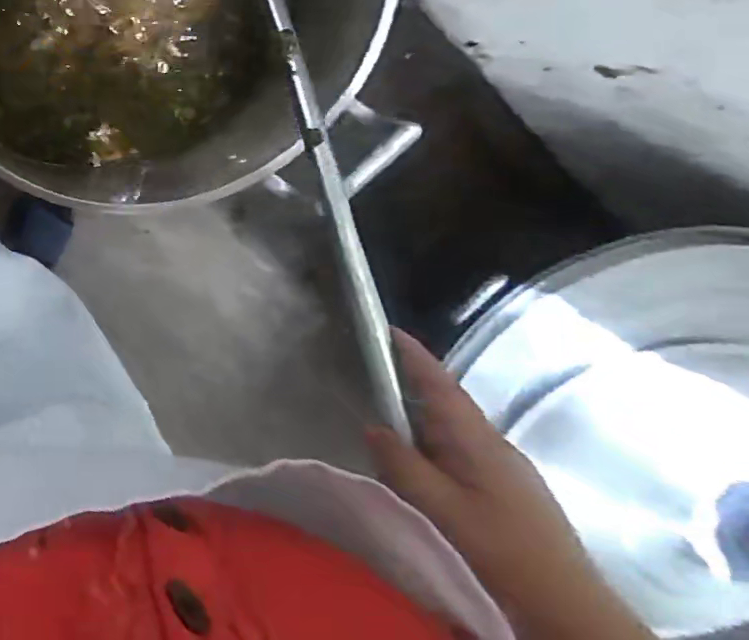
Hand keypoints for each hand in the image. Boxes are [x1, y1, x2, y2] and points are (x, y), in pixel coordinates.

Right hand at [367, 330, 651, 639]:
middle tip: (367, 370)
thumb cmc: (499, 544)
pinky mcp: (508, 492)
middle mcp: (495, 447)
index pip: (442, 386)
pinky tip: (414, 459)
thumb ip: (400, 461)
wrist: (565, 604)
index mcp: (478, 441)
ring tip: (379, 414)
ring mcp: (506, 471)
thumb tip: (373, 426)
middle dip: (410, 385)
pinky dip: (431, 444)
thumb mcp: (437, 503)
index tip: (388, 328)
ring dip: (418, 419)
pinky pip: (459, 453)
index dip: (415, 356)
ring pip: (452, 431)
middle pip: (447, 405)